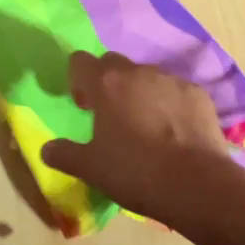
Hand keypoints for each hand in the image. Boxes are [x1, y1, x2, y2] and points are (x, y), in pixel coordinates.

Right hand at [40, 51, 237, 223]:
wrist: (197, 184)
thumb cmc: (135, 172)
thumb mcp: (92, 169)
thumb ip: (65, 154)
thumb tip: (46, 149)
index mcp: (105, 83)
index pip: (80, 61)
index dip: (78, 80)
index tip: (84, 106)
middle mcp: (136, 72)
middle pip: (113, 64)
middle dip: (108, 83)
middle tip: (112, 116)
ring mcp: (169, 80)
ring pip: (146, 77)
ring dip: (140, 93)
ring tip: (147, 127)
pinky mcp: (197, 94)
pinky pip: (175, 91)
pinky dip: (170, 105)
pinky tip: (175, 134)